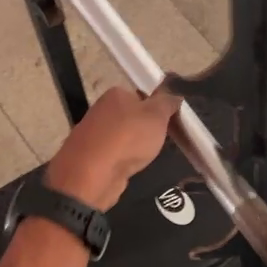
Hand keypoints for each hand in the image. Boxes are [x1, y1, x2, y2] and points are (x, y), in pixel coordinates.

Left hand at [45, 87, 179, 209]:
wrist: (93, 173)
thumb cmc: (128, 138)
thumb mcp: (156, 116)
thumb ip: (167, 104)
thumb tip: (174, 95)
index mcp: (116, 93)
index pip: (142, 96)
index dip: (157, 109)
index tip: (168, 123)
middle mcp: (102, 109)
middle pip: (133, 118)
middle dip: (147, 130)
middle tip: (161, 141)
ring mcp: (95, 134)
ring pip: (125, 138)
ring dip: (136, 148)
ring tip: (148, 157)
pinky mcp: (92, 156)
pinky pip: (116, 155)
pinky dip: (124, 161)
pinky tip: (132, 168)